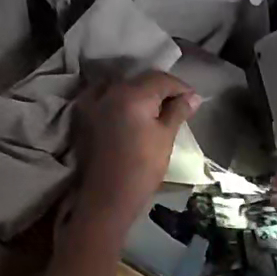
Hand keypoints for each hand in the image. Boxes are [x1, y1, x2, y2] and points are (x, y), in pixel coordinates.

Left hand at [69, 71, 197, 229]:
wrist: (107, 196)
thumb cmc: (142, 167)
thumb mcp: (165, 137)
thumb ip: (178, 111)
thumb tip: (192, 96)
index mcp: (132, 93)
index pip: (161, 79)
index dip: (180, 87)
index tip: (193, 100)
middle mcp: (109, 90)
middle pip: (140, 81)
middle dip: (160, 89)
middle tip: (177, 105)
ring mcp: (92, 102)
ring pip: (121, 87)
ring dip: (138, 93)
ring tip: (154, 109)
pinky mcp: (83, 116)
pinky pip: (103, 97)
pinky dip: (117, 99)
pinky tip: (128, 111)